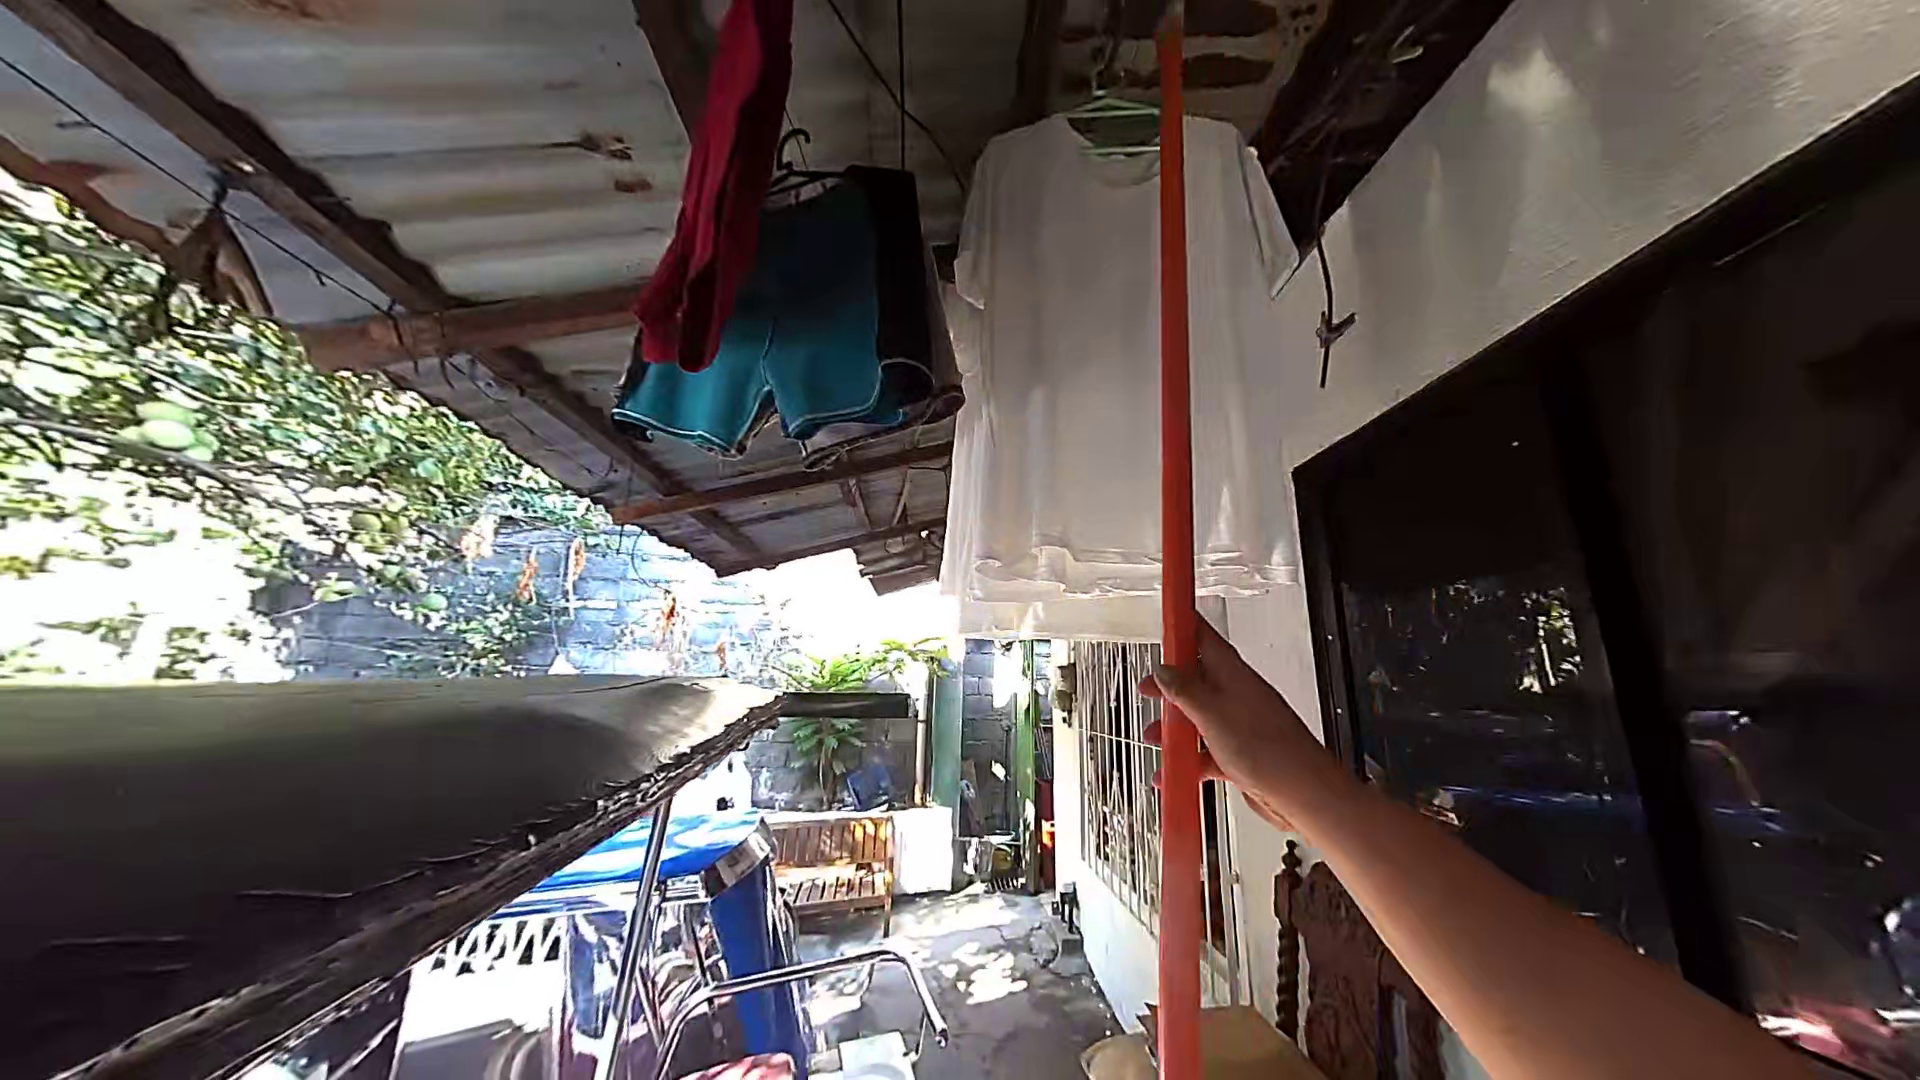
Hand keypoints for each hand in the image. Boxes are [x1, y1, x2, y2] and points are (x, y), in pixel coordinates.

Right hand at [1139, 618, 1349, 830]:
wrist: (1302, 793)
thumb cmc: (1269, 748)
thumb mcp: (1210, 713)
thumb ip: (1183, 690)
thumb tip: (1163, 671)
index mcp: (1231, 673)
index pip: (1203, 637)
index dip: (1184, 626)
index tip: (1167, 618)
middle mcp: (1235, 694)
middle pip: (1194, 678)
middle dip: (1167, 685)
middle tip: (1148, 688)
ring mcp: (1238, 723)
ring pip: (1197, 716)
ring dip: (1174, 727)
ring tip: (1156, 737)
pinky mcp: (1240, 752)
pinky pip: (1205, 749)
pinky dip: (1188, 759)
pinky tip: (1173, 772)